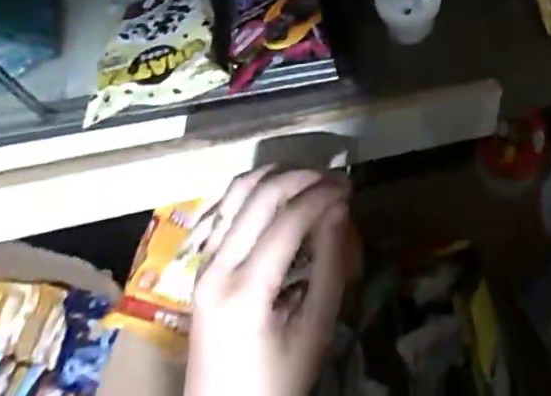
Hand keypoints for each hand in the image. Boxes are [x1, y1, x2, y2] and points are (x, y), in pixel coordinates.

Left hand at [184, 167, 349, 395]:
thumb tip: (340, 207)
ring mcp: (203, 264)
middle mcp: (217, 267)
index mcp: (245, 290)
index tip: (350, 186)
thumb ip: (330, 264)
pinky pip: (226, 208)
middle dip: (303, 177)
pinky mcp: (201, 265)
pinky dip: (254, 190)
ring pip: (237, 192)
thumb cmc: (275, 384)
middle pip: (261, 194)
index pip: (289, 219)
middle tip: (335, 179)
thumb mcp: (314, 330)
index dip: (323, 194)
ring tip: (310, 178)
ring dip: (276, 176)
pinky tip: (279, 192)